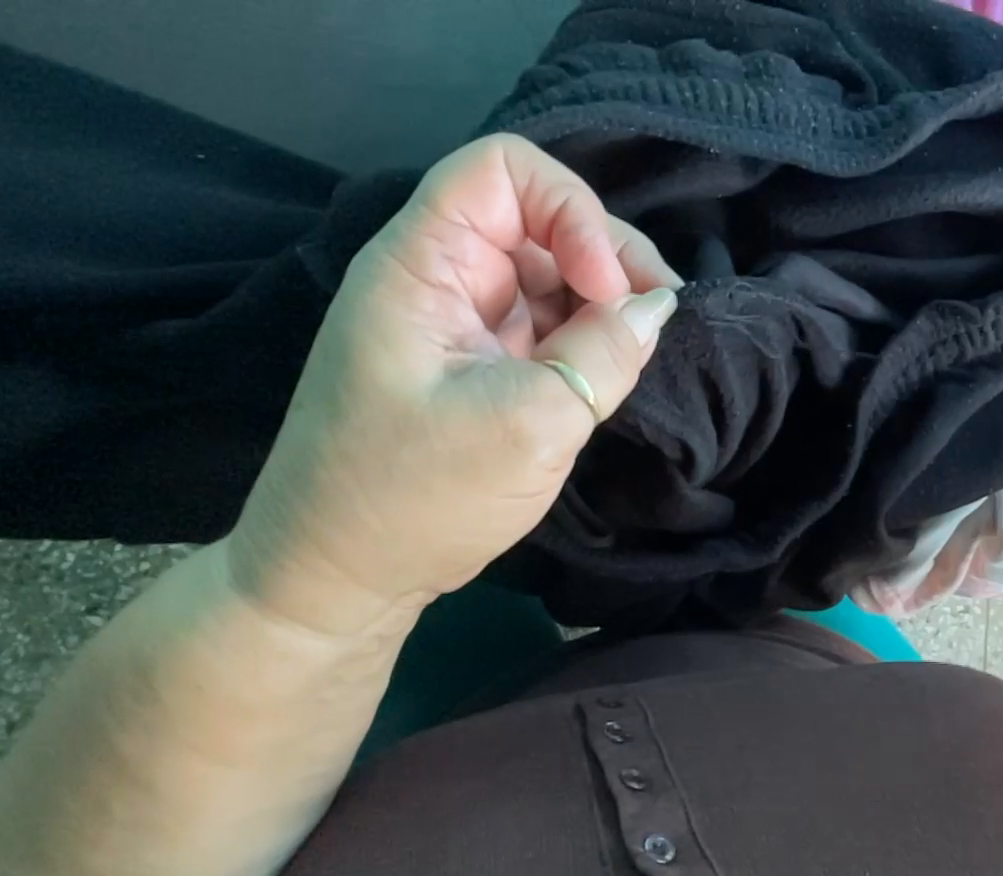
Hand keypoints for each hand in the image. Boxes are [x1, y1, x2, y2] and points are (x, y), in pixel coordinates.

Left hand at [224, 134, 683, 634]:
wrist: (343, 576)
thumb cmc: (417, 497)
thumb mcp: (529, 425)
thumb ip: (604, 356)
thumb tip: (658, 307)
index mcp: (421, 266)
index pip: (505, 172)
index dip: (572, 212)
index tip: (609, 291)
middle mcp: (439, 280)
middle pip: (537, 221)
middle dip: (606, 259)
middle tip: (658, 319)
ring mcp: (460, 327)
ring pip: (548, 278)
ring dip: (603, 305)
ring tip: (639, 354)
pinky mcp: (478, 369)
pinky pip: (545, 329)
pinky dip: (586, 343)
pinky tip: (612, 374)